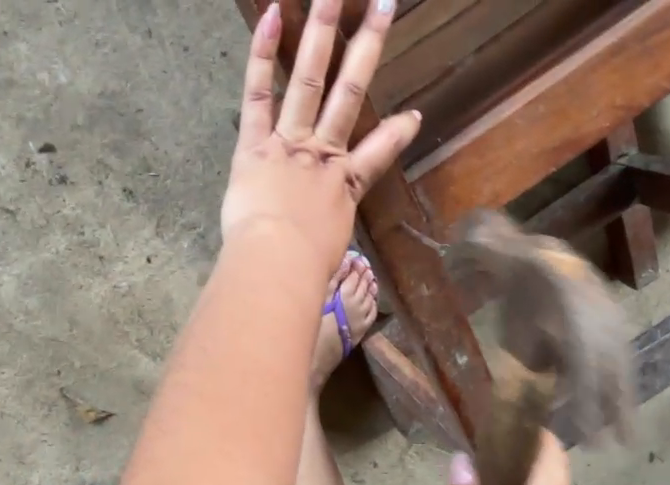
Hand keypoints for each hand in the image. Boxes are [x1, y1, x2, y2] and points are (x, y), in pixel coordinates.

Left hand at [221, 0, 420, 268]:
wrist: (278, 264)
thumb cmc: (303, 273)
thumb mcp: (326, 260)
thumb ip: (327, 249)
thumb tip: (320, 267)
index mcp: (343, 189)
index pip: (377, 155)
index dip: (397, 135)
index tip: (414, 115)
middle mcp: (322, 157)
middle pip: (349, 95)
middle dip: (368, 47)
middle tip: (385, 4)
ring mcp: (291, 145)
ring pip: (311, 81)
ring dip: (324, 33)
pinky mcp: (255, 144)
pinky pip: (259, 94)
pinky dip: (264, 56)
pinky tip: (274, 14)